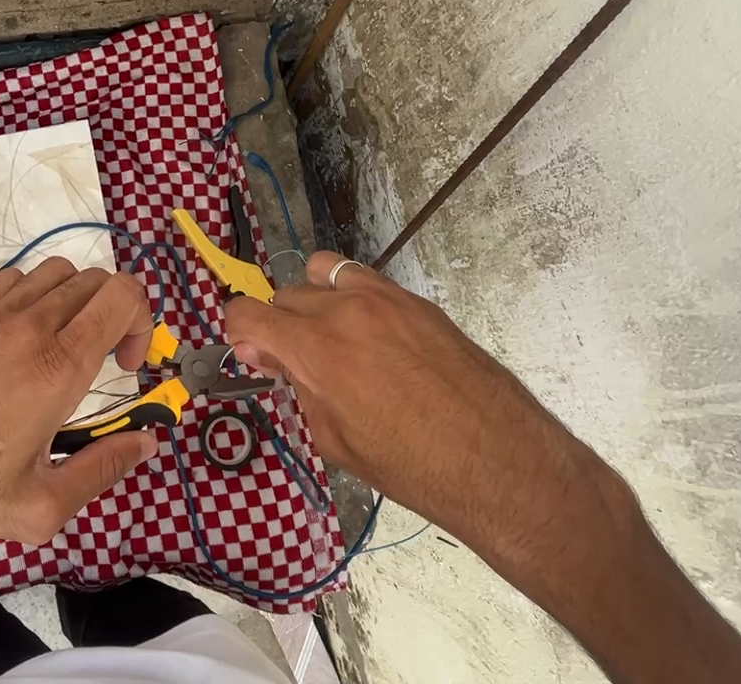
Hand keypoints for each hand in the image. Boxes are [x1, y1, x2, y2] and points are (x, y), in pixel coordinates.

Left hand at [0, 257, 160, 545]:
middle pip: (98, 279)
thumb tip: (146, 440)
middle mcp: (34, 324)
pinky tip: (25, 335)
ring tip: (69, 343)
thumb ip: (103, 470)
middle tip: (106, 360)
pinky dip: (38, 294)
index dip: (143, 323)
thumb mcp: (41, 505)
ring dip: (80, 299)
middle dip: (118, 313)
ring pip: (60, 271)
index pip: (123, 296)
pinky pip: (19, 278)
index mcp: (60, 364)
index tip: (128, 366)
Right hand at [224, 250, 627, 570]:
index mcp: (316, 348)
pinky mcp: (414, 298)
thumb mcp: (334, 439)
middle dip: (278, 326)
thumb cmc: (412, 467)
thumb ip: (294, 387)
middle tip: (299, 365)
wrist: (502, 462)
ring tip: (333, 338)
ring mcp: (383, 296)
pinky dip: (350, 297)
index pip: (245, 313)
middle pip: (283, 295)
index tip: (254, 359)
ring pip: (320, 273)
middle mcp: (344, 308)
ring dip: (313, 301)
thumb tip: (267, 356)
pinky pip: (362, 279)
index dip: (238, 335)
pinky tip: (373, 338)